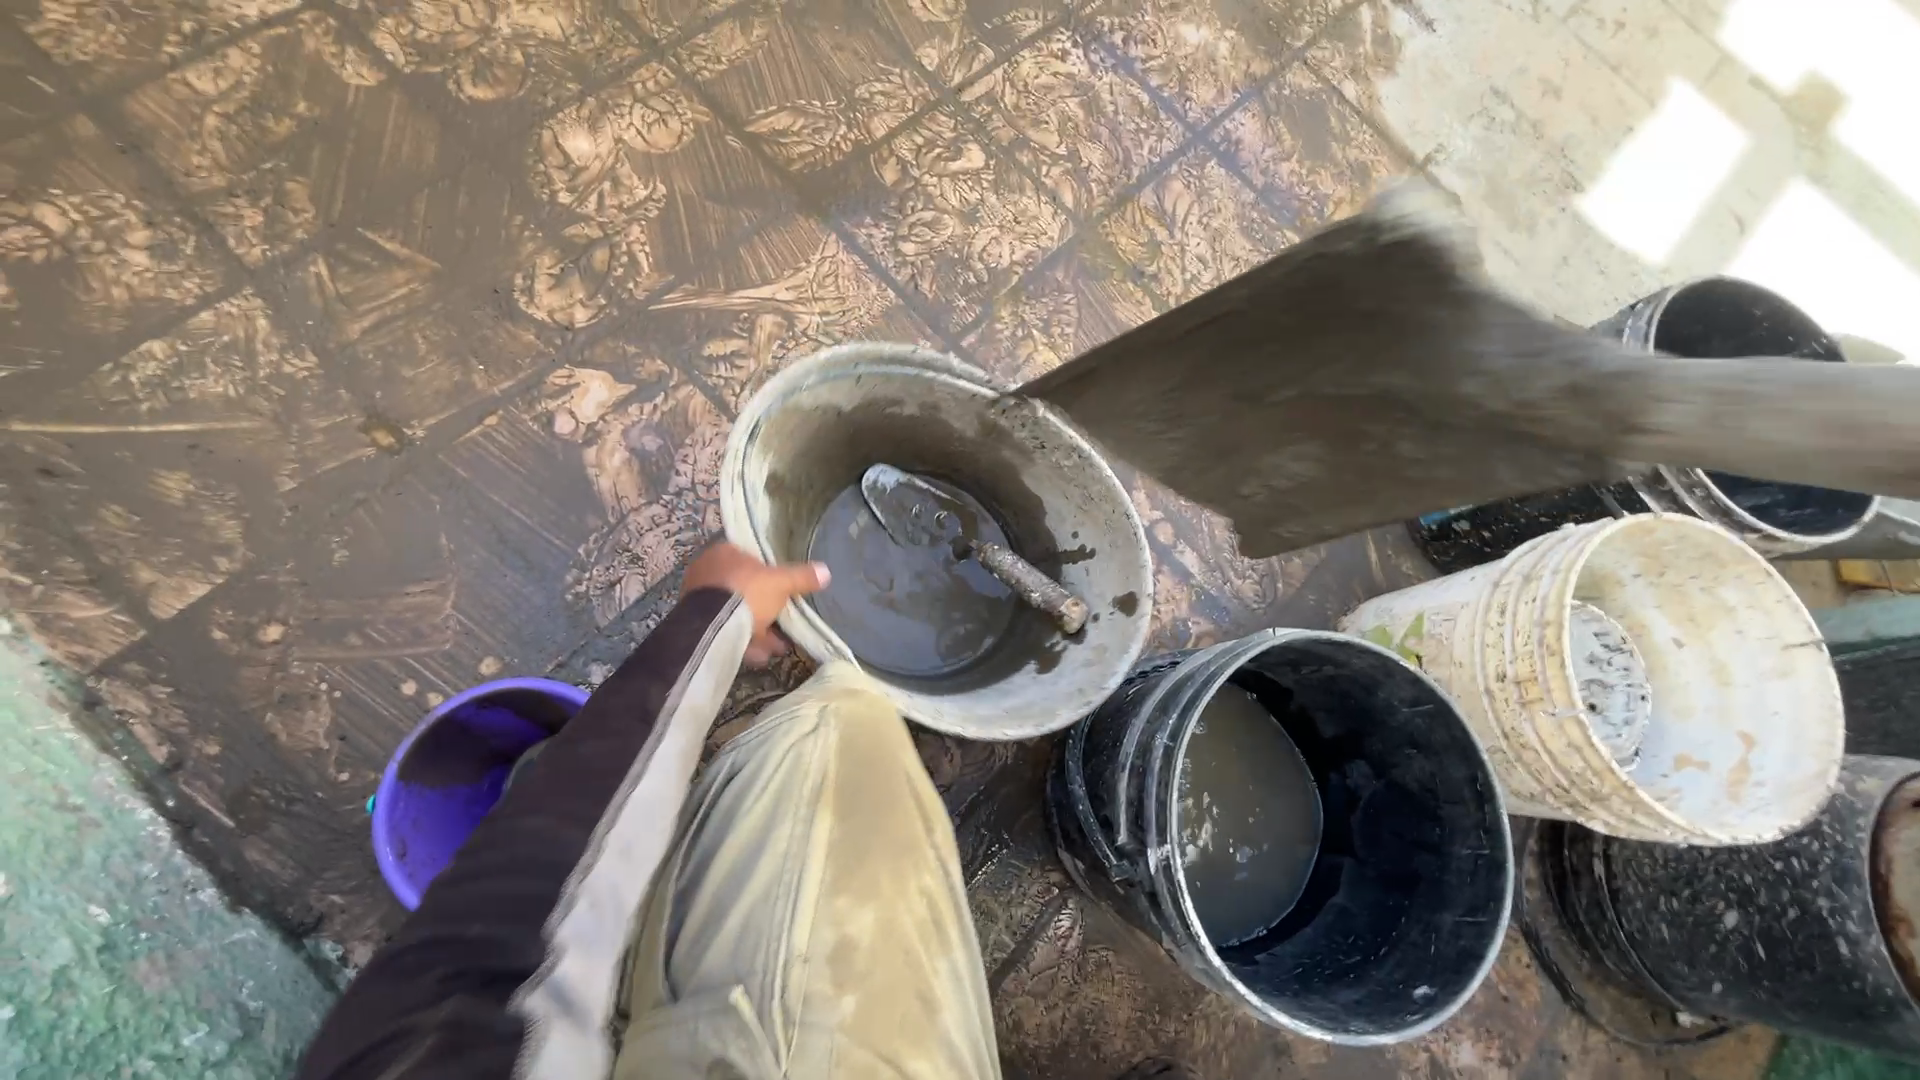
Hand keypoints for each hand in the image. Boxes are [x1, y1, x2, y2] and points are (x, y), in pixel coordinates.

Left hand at [682, 541, 830, 666]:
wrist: (713, 627)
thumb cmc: (748, 593)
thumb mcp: (782, 583)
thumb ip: (802, 577)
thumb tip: (826, 571)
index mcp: (724, 552)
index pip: (749, 558)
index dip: (768, 574)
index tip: (783, 591)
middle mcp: (708, 571)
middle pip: (743, 589)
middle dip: (765, 608)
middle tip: (783, 623)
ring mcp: (699, 599)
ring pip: (735, 612)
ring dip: (757, 629)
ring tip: (778, 646)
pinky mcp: (695, 623)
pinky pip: (726, 629)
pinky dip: (743, 640)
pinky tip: (761, 656)